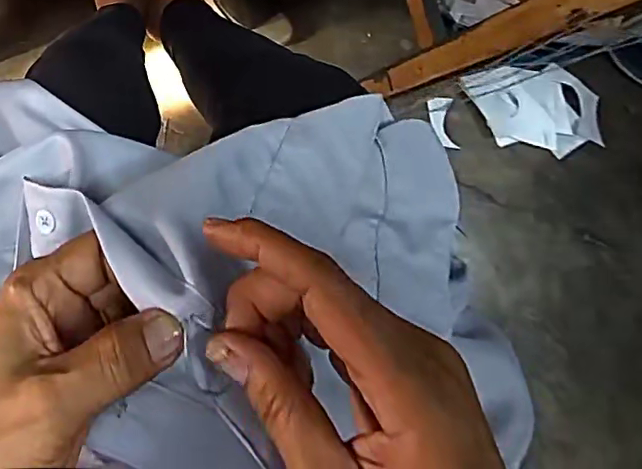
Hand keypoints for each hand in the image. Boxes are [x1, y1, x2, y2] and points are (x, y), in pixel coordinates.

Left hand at [0, 231, 184, 468]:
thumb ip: (113, 360)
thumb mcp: (51, 400)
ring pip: (131, 312)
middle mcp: (59, 305)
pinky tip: (180, 346)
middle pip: (122, 278)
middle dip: (160, 288)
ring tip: (200, 317)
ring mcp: (75, 339)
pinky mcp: (88, 372)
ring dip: (162, 319)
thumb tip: (171, 326)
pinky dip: (154, 348)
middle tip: (203, 297)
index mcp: (38, 291)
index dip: (144, 255)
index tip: (186, 267)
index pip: (102, 250)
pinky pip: (130, 346)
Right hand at [203, 217, 502, 468]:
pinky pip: (354, 329)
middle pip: (325, 289)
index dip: (265, 246)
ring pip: (336, 304)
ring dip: (286, 321)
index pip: (323, 281)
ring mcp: (424, 353)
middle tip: (232, 351)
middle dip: (266, 302)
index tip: (216, 231)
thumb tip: (229, 343)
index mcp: (406, 371)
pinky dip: (313, 338)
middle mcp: (419, 344)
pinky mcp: (420, 366)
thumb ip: (283, 410)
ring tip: (261, 369)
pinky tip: (292, 371)